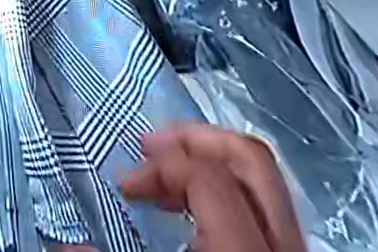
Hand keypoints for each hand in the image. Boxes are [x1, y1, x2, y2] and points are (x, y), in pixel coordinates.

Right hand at [120, 124, 304, 251]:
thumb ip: (125, 250)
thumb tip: (79, 234)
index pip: (208, 176)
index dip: (162, 164)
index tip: (129, 183)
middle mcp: (286, 246)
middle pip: (248, 156)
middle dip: (192, 138)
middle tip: (150, 147)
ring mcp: (298, 250)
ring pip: (261, 175)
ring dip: (205, 161)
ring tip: (165, 177)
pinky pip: (263, 203)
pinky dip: (224, 189)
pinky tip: (193, 208)